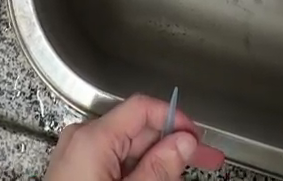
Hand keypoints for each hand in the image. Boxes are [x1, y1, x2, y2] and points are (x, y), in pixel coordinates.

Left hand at [45, 95, 226, 180]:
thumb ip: (159, 169)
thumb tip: (184, 142)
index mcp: (93, 138)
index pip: (141, 108)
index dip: (174, 118)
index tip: (198, 139)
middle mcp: (81, 138)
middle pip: (137, 130)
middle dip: (171, 145)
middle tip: (206, 160)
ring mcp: (76, 156)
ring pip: (127, 150)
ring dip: (156, 164)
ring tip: (177, 178)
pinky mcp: (75, 174)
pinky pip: (113, 164)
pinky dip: (136, 173)